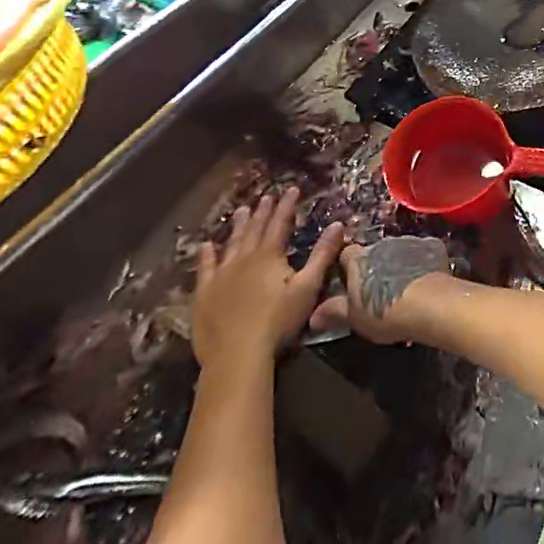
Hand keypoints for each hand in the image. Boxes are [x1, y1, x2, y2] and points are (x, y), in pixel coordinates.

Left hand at [191, 188, 344, 370]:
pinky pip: (205, 268)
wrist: (236, 353)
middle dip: (263, 212)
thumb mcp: (309, 286)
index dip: (287, 206)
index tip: (292, 189)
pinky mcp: (204, 294)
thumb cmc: (278, 319)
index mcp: (269, 256)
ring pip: (230, 244)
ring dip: (238, 226)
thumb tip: (338, 225)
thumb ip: (323, 255)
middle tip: (267, 196)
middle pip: (254, 230)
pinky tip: (206, 246)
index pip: (280, 224)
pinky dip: (207, 255)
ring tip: (242, 211)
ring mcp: (221, 276)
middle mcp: (243, 259)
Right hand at [309, 236, 451, 345]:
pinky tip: (425, 281)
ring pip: (398, 252)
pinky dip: (421, 263)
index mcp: (359, 259)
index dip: (345, 267)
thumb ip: (332, 312)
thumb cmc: (384, 312)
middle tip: (377, 290)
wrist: (431, 304)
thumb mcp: (353, 318)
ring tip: (404, 288)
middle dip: (374, 267)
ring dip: (398, 265)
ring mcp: (409, 242)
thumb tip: (313, 316)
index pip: (345, 254)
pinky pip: (422, 253)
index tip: (348, 283)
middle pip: (374, 253)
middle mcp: (383, 244)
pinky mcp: (433, 246)